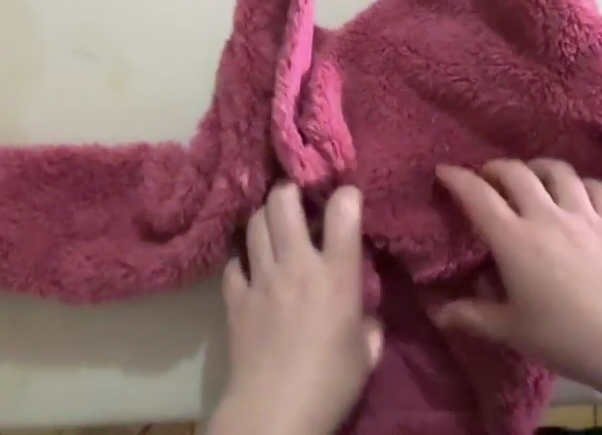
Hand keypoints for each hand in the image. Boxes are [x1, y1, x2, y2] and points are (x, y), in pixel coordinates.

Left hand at [210, 184, 382, 434]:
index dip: (347, 195)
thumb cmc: (330, 385)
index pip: (343, 211)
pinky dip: (241, 259)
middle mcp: (297, 264)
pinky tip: (250, 267)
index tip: (348, 196)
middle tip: (297, 196)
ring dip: (264, 216)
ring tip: (273, 222)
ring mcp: (261, 278)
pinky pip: (233, 263)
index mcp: (336, 275)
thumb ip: (369, 326)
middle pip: (284, 201)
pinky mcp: (235, 298)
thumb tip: (366, 317)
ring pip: (255, 222)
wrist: (274, 413)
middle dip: (290, 189)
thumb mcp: (365, 356)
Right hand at [433, 160, 601, 393]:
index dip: (457, 178)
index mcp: (514, 240)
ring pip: (557, 171)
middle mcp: (546, 216)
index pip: (478, 195)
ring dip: (537, 168)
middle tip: (486, 177)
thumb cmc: (566, 338)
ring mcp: (583, 214)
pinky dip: (581, 184)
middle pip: (515, 172)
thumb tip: (437, 313)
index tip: (444, 170)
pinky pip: (596, 187)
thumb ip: (473, 316)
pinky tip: (576, 192)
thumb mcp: (512, 331)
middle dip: (495, 168)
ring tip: (531, 176)